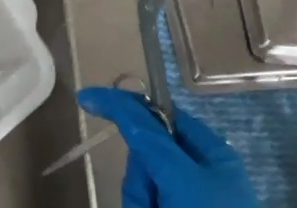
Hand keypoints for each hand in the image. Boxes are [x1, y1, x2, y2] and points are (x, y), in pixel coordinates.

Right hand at [77, 87, 258, 207]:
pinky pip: (140, 206)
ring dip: (139, 204)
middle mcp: (196, 178)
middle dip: (140, 182)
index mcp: (210, 156)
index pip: (160, 116)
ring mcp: (181, 204)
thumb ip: (151, 140)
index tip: (86, 99)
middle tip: (152, 204)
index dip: (125, 106)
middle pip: (145, 158)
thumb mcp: (182, 180)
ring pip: (139, 190)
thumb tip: (119, 103)